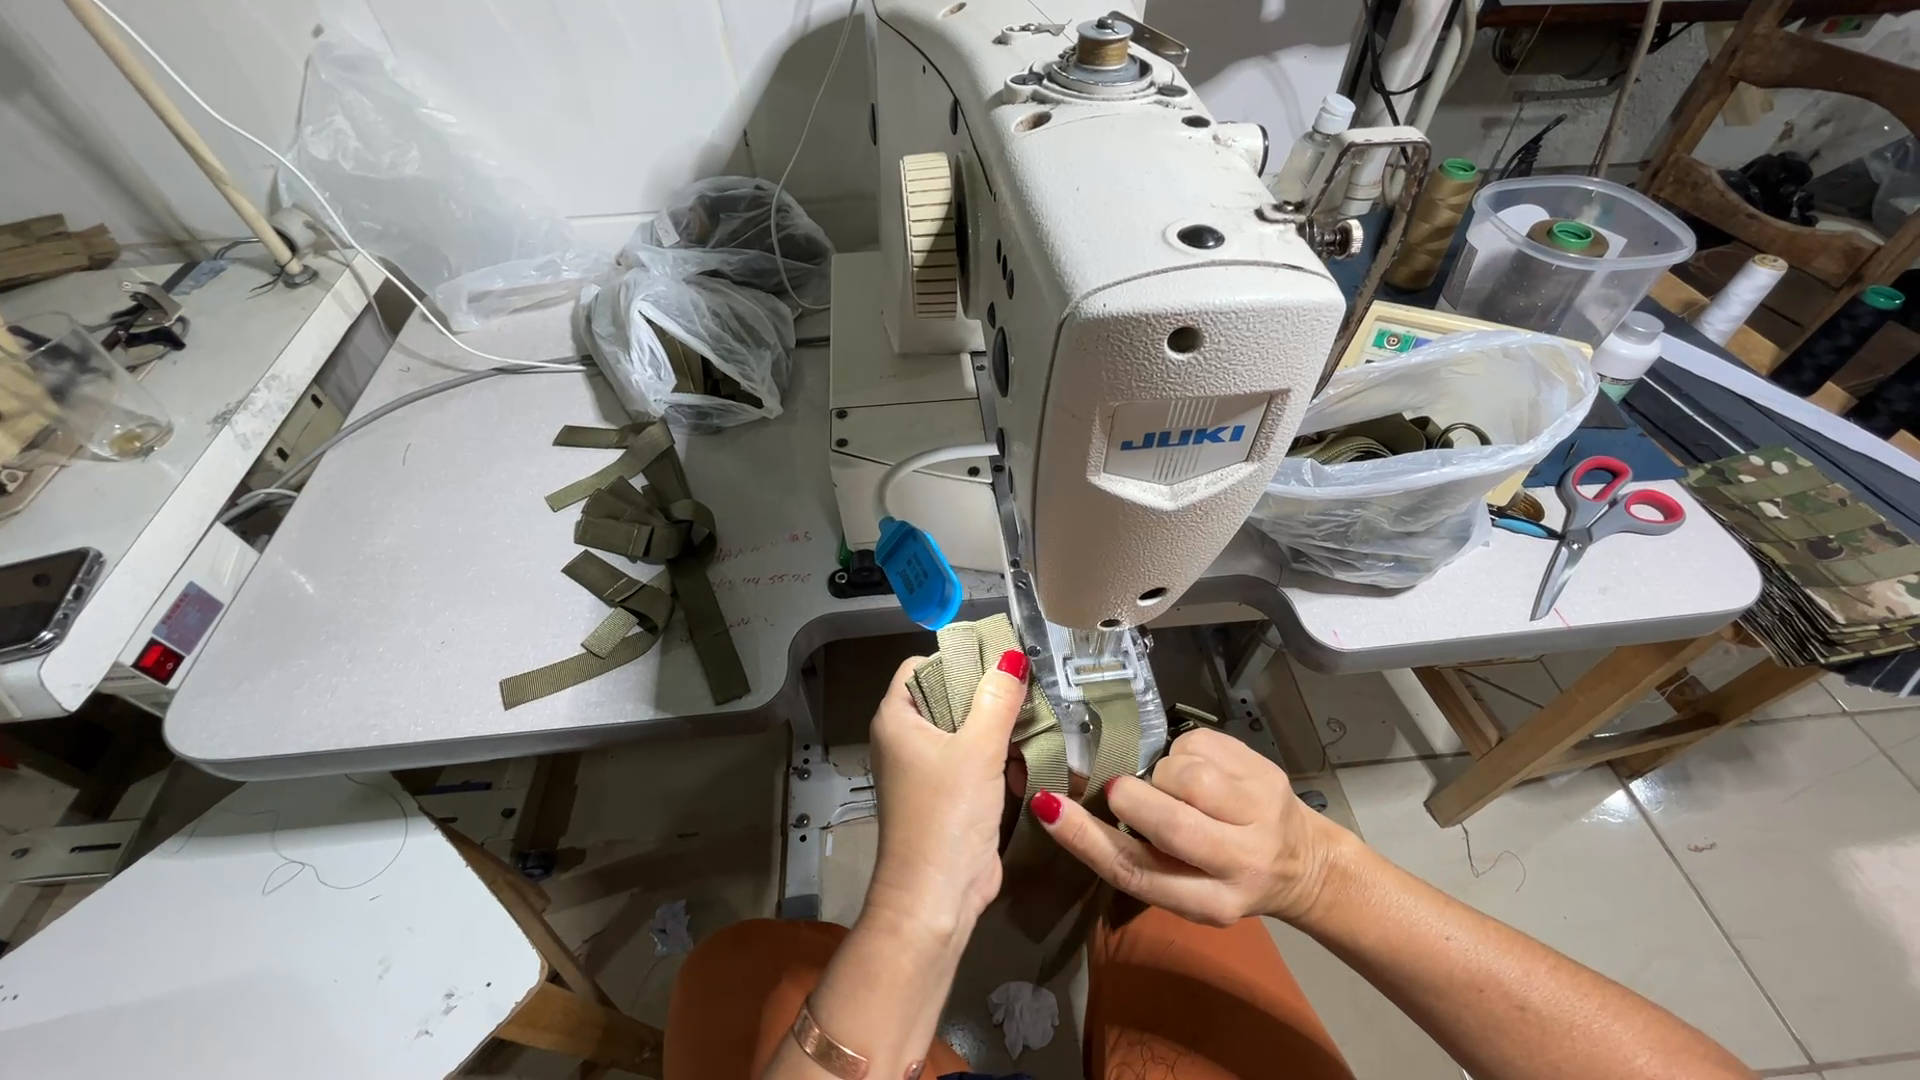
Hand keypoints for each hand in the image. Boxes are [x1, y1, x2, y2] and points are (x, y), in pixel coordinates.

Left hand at [865, 649, 1029, 937]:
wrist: (937, 897)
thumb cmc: (947, 814)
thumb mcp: (978, 749)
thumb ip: (997, 700)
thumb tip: (1012, 656)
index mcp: (896, 718)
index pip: (920, 666)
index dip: (958, 658)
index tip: (1001, 659)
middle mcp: (906, 737)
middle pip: (948, 695)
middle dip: (988, 693)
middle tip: (1029, 686)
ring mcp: (926, 767)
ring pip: (966, 728)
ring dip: (999, 727)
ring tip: (1037, 717)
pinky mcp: (948, 793)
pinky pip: (975, 759)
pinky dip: (998, 755)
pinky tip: (1029, 755)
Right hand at [1031, 728, 1345, 926]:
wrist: (1303, 864)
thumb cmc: (1224, 877)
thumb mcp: (1180, 885)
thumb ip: (1130, 854)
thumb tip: (1058, 805)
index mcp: (1210, 903)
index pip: (1136, 872)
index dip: (1086, 838)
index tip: (1049, 806)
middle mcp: (1241, 863)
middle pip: (1167, 821)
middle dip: (1130, 795)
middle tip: (1124, 792)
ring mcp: (1261, 813)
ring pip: (1183, 772)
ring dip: (1162, 772)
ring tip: (1174, 787)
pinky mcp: (1266, 771)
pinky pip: (1199, 743)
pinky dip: (1184, 750)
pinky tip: (1198, 769)